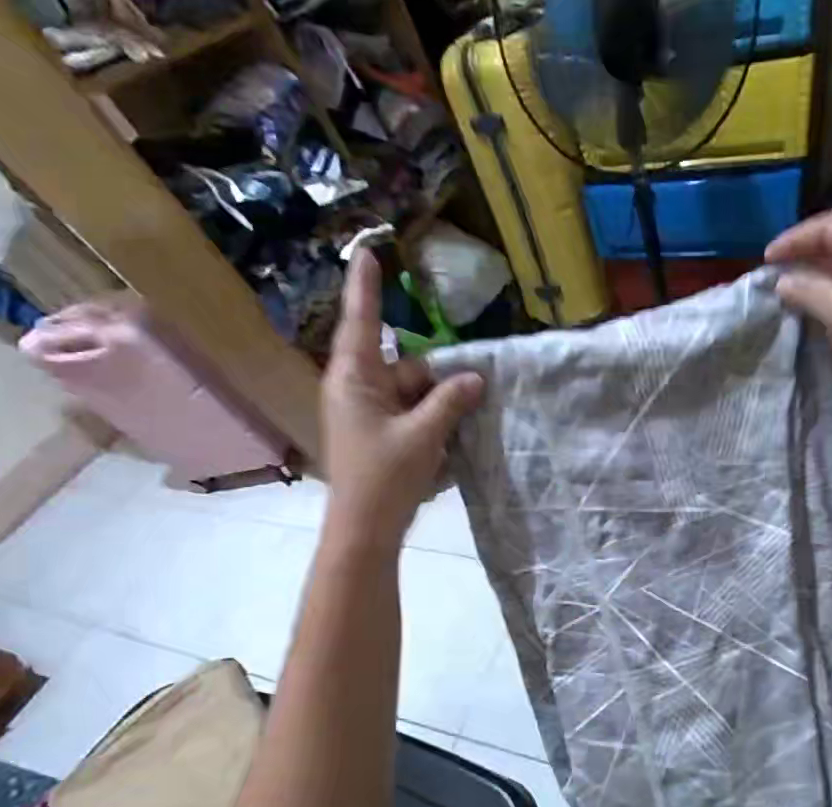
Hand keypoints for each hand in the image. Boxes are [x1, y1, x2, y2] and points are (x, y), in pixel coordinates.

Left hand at [321, 249, 483, 540]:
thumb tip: (476, 377)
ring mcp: (369, 413)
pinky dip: (435, 423)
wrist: (365, 529)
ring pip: (415, 393)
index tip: (368, 252)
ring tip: (464, 427)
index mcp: (354, 380)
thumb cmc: (384, 478)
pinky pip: (414, 414)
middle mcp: (358, 389)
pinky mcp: (381, 434)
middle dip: (440, 379)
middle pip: (407, 366)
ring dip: (442, 405)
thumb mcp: (423, 436)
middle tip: (477, 391)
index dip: (367, 288)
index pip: (363, 323)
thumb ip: (450, 402)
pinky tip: (454, 441)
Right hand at [764, 212, 831, 401]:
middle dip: (803, 258)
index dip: (792, 242)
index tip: (763, 261)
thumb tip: (780, 282)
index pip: (827, 227)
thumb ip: (805, 290)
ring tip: (784, 290)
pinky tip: (808, 305)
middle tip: (771, 275)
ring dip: (814, 278)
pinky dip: (829, 294)